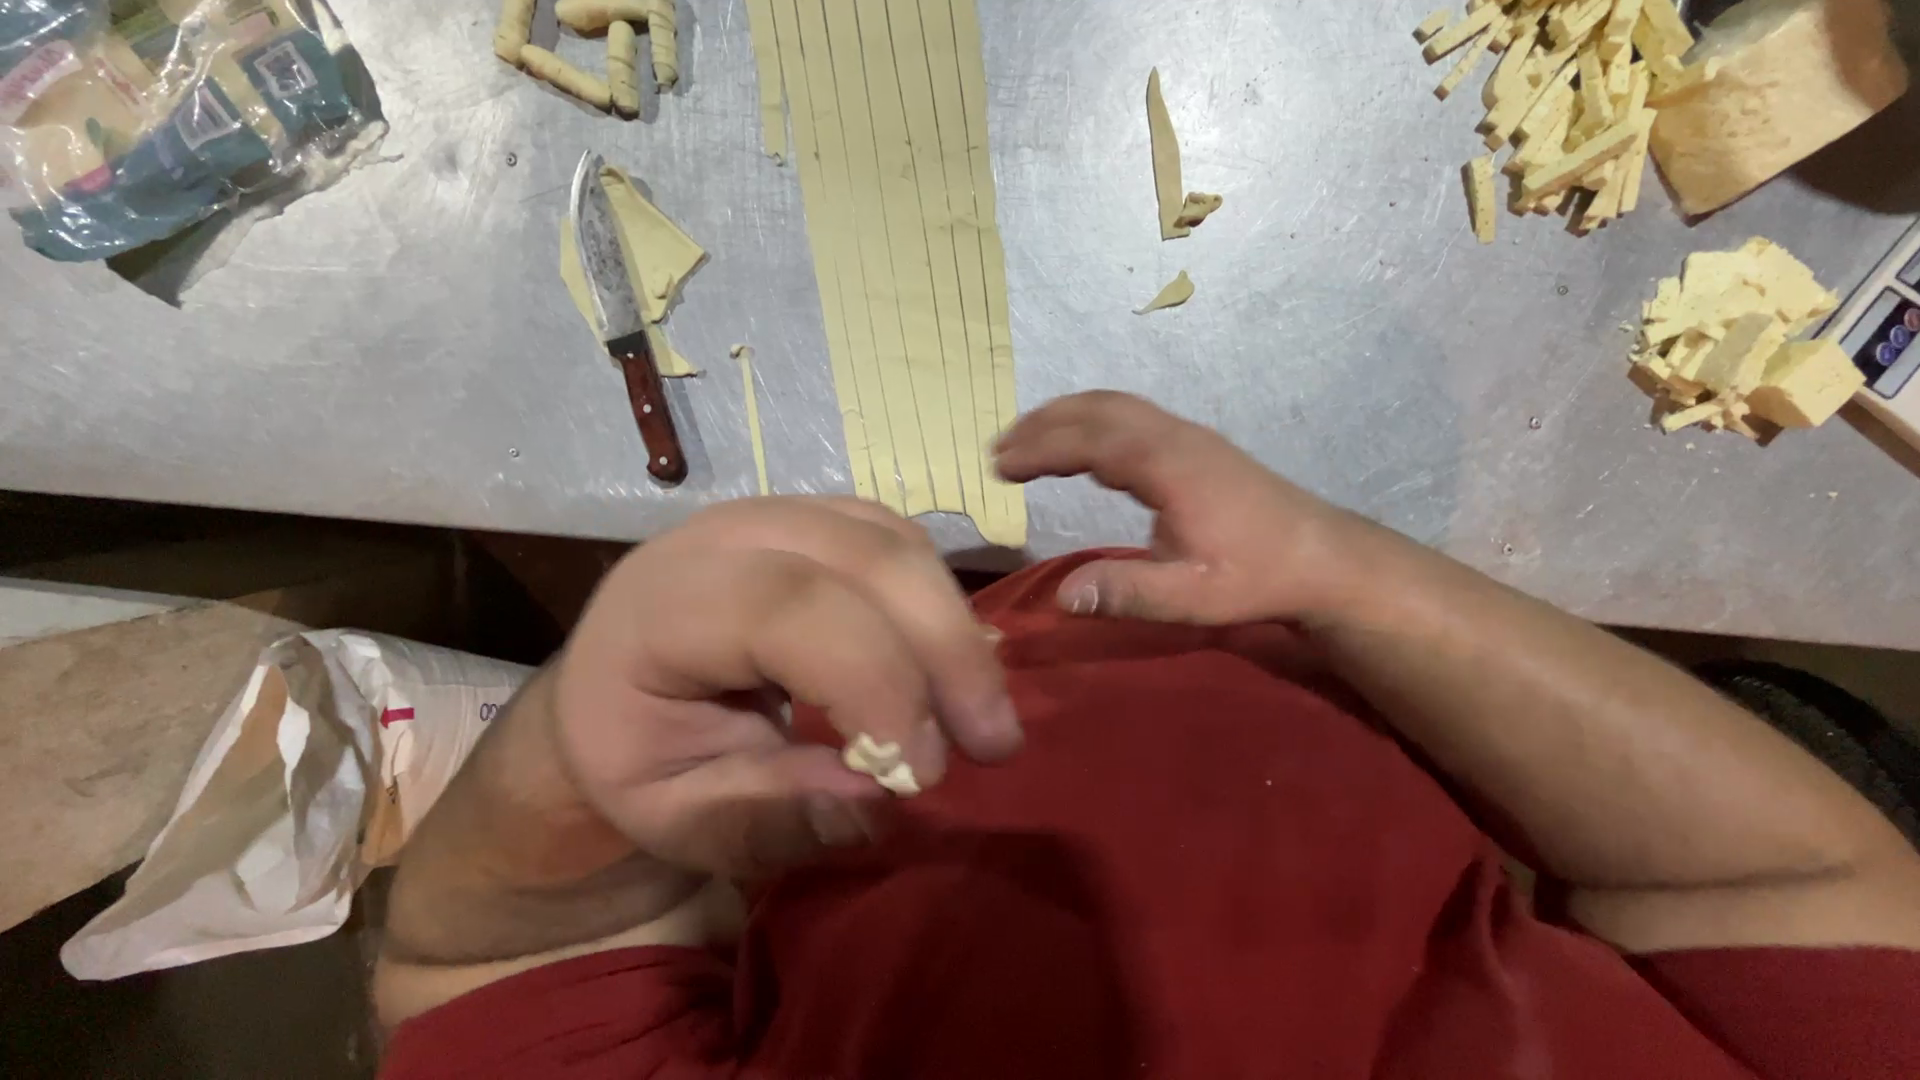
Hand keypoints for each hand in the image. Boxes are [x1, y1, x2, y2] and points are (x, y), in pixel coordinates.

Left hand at [552, 497, 1020, 880]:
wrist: (615, 686)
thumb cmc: (639, 755)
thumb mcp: (677, 817)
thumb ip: (767, 814)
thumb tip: (881, 798)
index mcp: (664, 602)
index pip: (787, 608)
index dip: (873, 681)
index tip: (920, 774)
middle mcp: (727, 533)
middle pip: (866, 558)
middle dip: (945, 652)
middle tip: (992, 745)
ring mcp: (782, 514)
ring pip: (898, 543)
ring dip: (955, 630)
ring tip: (982, 717)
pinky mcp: (823, 521)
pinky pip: (903, 543)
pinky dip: (941, 605)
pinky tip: (952, 666)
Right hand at [994, 391, 1373, 625]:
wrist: (1322, 557)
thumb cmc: (1256, 576)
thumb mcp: (1191, 597)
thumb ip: (1126, 592)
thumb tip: (1061, 596)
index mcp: (1167, 466)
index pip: (1089, 444)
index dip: (1040, 450)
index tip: (999, 465)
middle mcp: (1173, 437)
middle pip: (1098, 411)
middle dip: (1044, 423)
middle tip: (999, 447)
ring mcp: (1187, 435)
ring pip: (1116, 407)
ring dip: (1066, 416)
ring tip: (1026, 439)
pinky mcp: (1195, 445)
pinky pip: (1131, 416)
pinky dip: (1092, 421)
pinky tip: (1082, 447)